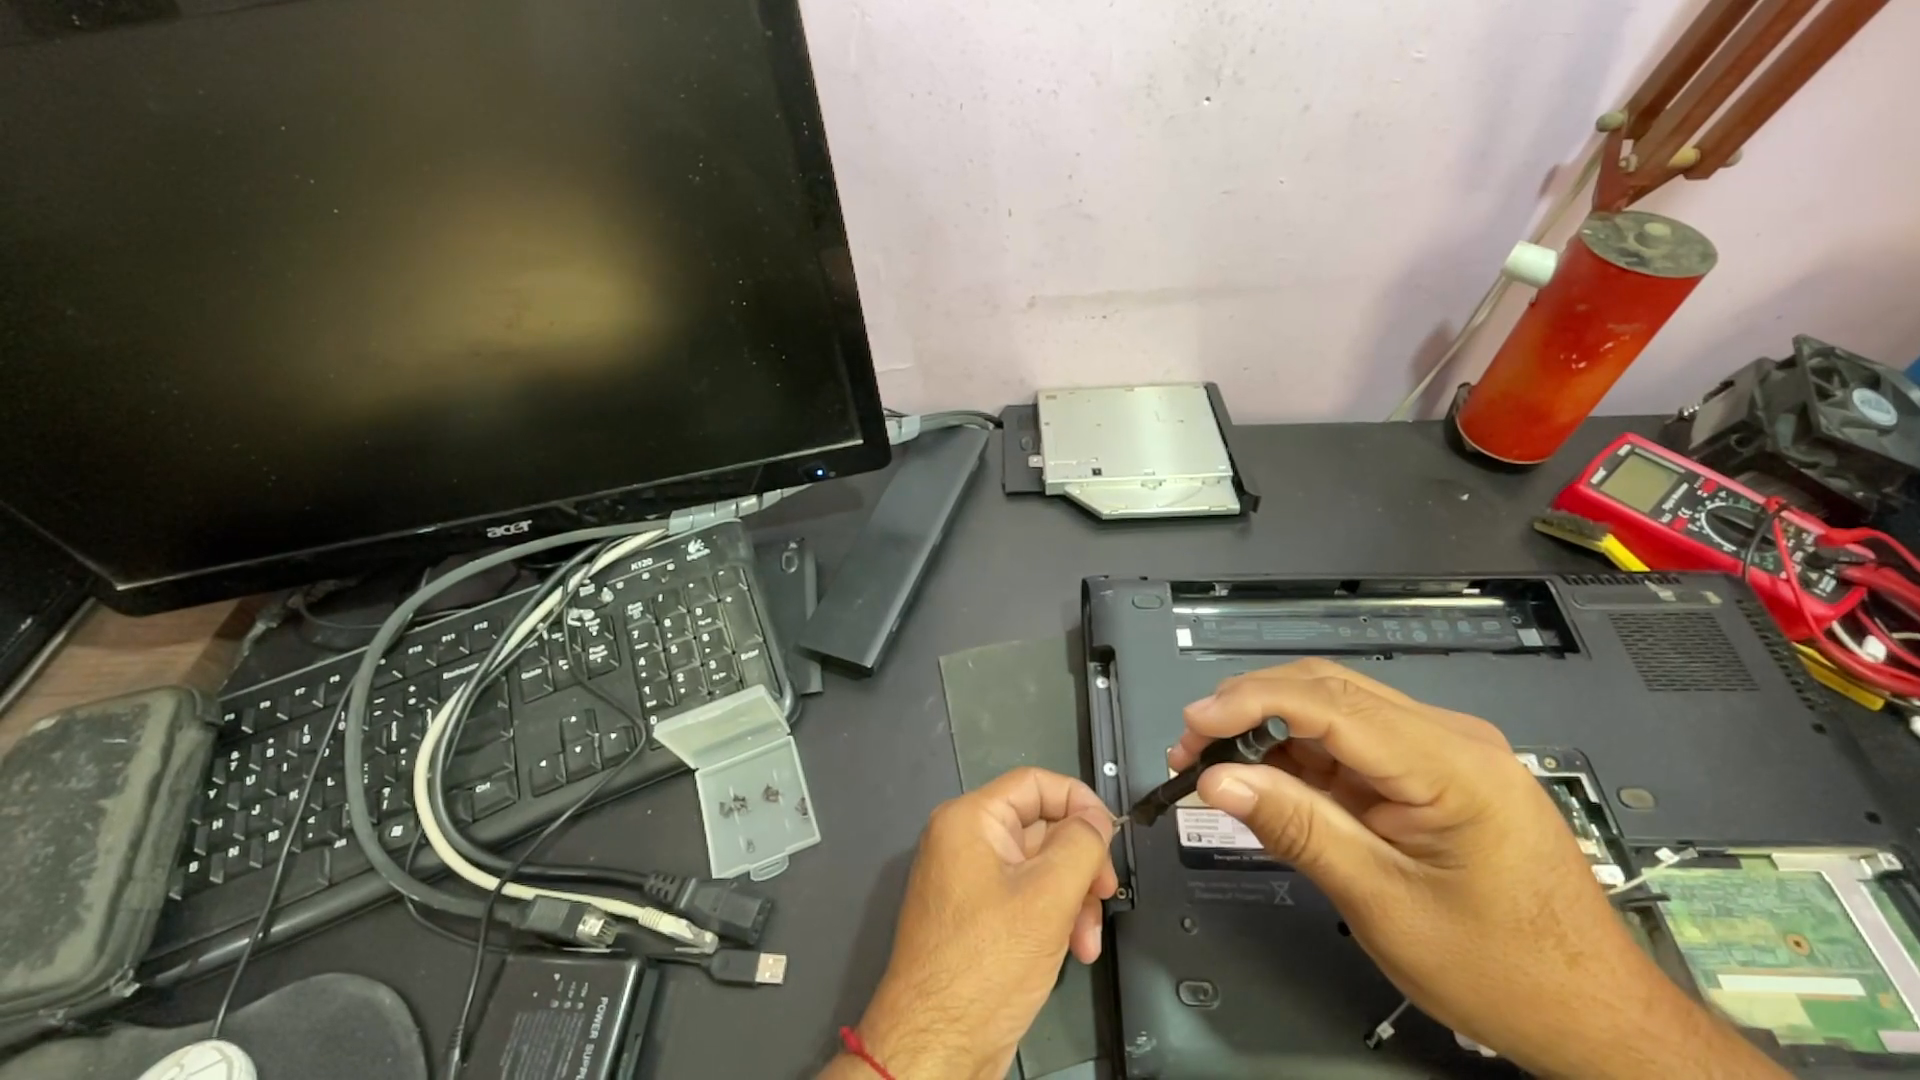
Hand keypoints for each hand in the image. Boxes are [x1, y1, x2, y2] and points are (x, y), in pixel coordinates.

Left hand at [828, 768, 1117, 1079]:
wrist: (936, 1045)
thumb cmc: (986, 964)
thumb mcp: (1048, 896)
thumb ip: (1081, 845)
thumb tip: (1095, 819)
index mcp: (969, 820)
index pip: (1035, 783)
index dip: (1080, 801)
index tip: (1111, 836)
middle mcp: (964, 841)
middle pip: (1041, 827)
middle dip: (1081, 864)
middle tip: (1105, 894)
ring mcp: (969, 880)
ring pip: (1040, 867)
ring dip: (1074, 899)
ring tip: (1088, 940)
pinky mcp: (977, 916)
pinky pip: (1026, 898)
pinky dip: (1054, 918)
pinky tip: (1074, 950)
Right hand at [1172, 659, 1785, 1079]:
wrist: (1593, 1013)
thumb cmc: (1501, 968)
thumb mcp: (1382, 903)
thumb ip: (1298, 829)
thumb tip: (1218, 780)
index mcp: (1450, 764)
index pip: (1328, 702)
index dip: (1249, 704)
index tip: (1191, 729)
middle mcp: (1451, 739)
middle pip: (1329, 691)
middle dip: (1250, 709)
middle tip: (1191, 749)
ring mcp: (1446, 753)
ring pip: (1336, 713)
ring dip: (1271, 732)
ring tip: (1217, 768)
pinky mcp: (1435, 775)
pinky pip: (1355, 747)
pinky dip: (1302, 759)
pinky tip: (1269, 785)